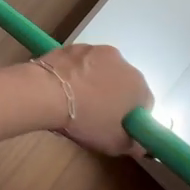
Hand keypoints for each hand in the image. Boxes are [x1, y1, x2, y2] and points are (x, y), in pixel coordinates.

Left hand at [39, 45, 153, 158]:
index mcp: (138, 83)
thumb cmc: (86, 119)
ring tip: (77, 99)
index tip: (117, 125)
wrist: (45, 92)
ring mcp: (93, 49)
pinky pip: (81, 62)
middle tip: (96, 113)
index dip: (132, 116)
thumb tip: (141, 144)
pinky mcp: (71, 45)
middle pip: (123, 82)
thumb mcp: (116, 143)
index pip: (144, 102)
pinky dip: (77, 71)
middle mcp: (120, 60)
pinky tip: (64, 86)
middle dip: (114, 96)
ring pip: (101, 70)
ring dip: (95, 81)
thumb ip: (136, 144)